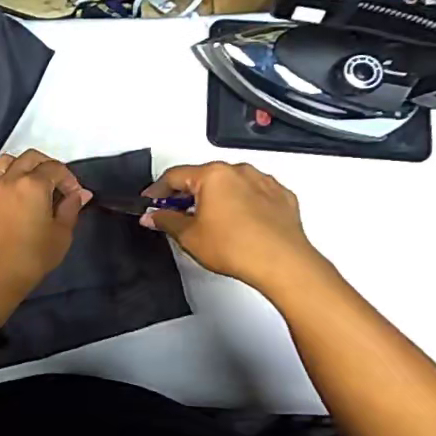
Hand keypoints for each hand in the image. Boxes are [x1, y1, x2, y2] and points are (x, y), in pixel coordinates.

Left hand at [0, 149, 92, 318]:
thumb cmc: (34, 256)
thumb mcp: (62, 233)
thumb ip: (71, 207)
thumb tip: (81, 193)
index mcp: (32, 184)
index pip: (55, 167)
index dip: (69, 178)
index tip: (74, 195)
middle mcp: (9, 180)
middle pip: (29, 157)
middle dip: (46, 165)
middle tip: (55, 184)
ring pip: (5, 163)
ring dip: (21, 168)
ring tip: (30, 185)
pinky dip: (5, 186)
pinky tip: (11, 204)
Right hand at [141, 162, 332, 294]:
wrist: (283, 264)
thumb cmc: (241, 248)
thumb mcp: (188, 236)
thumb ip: (166, 221)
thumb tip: (155, 217)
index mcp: (213, 175)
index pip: (174, 176)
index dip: (157, 190)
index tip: (152, 200)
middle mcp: (239, 172)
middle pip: (202, 178)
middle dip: (186, 195)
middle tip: (175, 213)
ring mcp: (262, 183)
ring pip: (229, 184)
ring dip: (216, 198)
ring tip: (209, 223)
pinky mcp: (281, 197)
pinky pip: (253, 194)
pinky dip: (241, 204)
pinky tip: (236, 224)